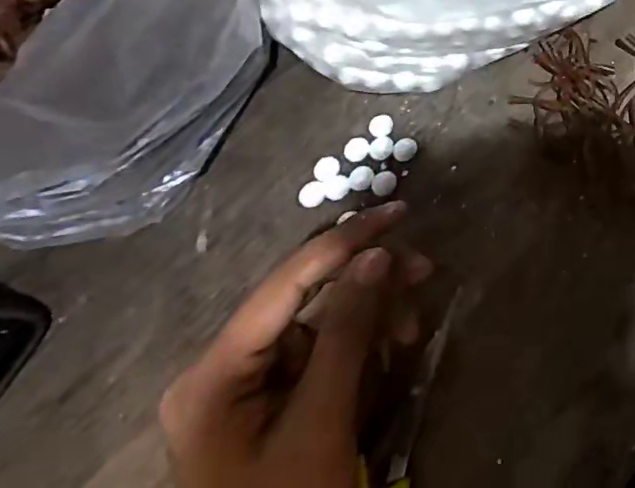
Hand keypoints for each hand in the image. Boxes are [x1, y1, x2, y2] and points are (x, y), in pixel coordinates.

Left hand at [161, 202, 431, 487]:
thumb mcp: (322, 421)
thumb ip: (347, 331)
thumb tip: (377, 254)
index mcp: (213, 374)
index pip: (285, 283)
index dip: (344, 242)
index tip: (396, 213)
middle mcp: (223, 366)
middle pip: (305, 297)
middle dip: (366, 282)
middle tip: (421, 268)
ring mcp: (247, 382)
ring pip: (320, 320)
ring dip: (371, 316)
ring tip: (412, 325)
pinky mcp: (272, 396)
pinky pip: (322, 349)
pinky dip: (361, 344)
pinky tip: (392, 345)